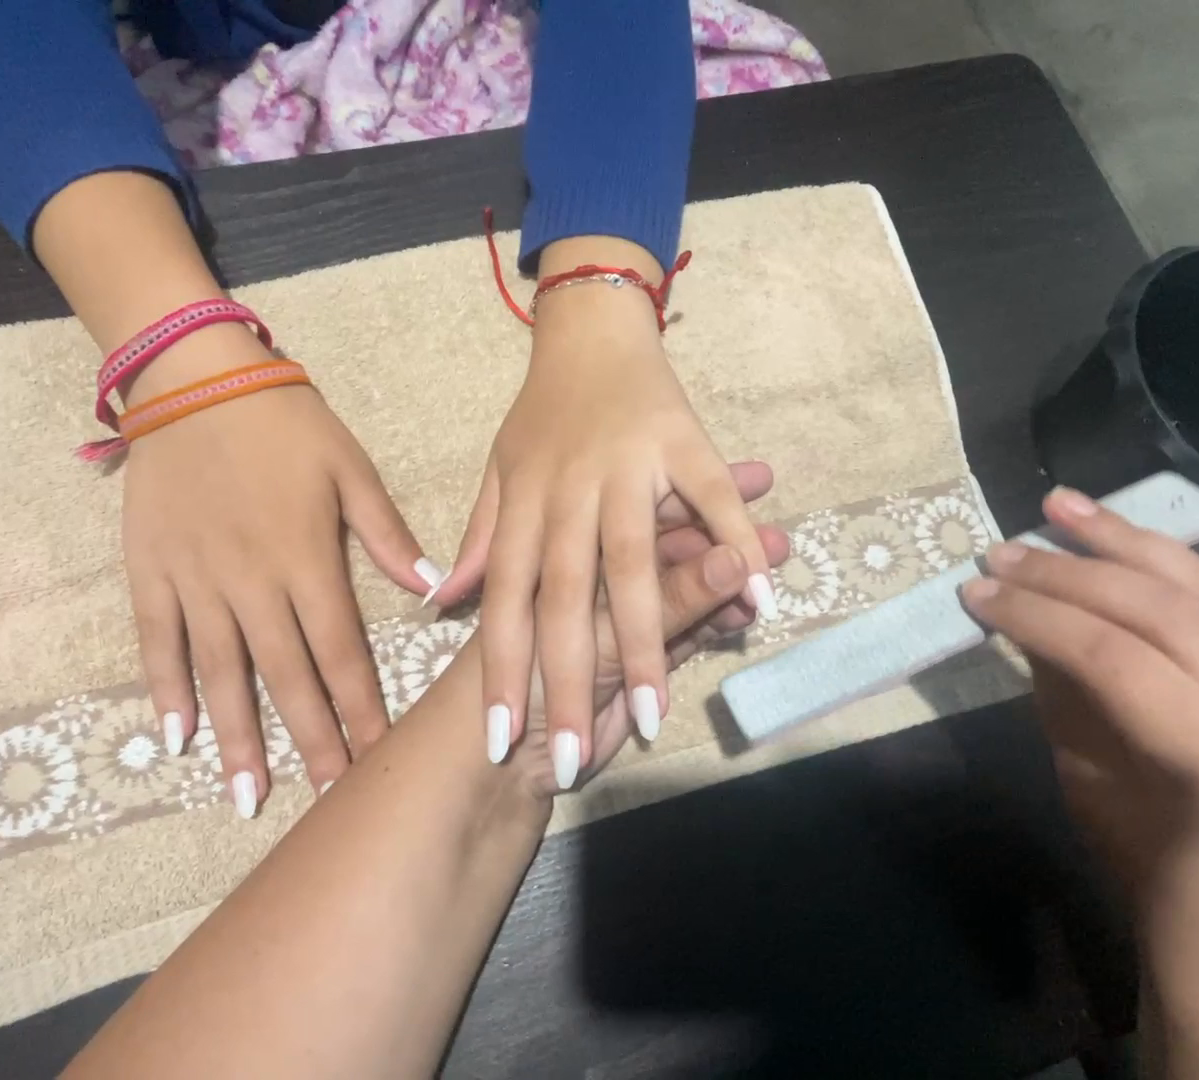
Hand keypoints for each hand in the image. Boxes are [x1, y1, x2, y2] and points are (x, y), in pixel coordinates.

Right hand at [122, 332, 441, 813]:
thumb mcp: (351, 469)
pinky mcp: (151, 571)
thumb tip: (435, 588)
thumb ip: (388, 535)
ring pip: (222, 673)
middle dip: (311, 739)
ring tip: (248, 794)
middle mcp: (253, 584)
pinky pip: (159, 641)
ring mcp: (196, 582)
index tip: (376, 758)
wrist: (195, 380)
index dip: (361, 708)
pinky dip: (166, 688)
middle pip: (287, 676)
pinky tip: (175, 736)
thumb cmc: (285, 423)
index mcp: (308, 561)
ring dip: (238, 736)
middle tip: (326, 796)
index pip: (342, 653)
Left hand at [433, 238, 774, 787]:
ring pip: (634, 562)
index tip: (498, 739)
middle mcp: (569, 489)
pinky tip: (758, 604)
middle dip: (567, 680)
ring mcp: (628, 466)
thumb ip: (479, 537)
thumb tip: (439, 601)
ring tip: (656, 714)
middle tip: (571, 758)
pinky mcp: (685, 442)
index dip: (499, 666)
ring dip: (647, 641)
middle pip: (565, 595)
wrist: (591, 327)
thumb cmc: (545, 409)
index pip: (505, 595)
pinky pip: (711, 500)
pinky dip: (738, 546)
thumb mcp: (499, 470)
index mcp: (524, 500)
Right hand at [960, 464, 1198, 907]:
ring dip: (1126, 536)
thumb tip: (1021, 608)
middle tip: (1001, 551)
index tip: (973, 590)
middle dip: (1066, 572)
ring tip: (1061, 504)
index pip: (1110, 654)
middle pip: (1156, 608)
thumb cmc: (1143, 840)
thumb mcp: (1084, 767)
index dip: (1034, 614)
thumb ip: (1064, 681)